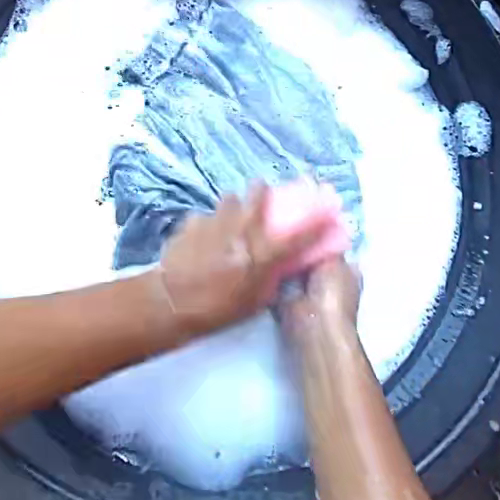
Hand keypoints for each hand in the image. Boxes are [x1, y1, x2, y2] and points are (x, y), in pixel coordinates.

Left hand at [155, 181, 348, 337]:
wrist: (172, 302)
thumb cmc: (218, 308)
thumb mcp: (255, 300)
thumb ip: (271, 276)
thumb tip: (282, 262)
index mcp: (260, 254)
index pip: (297, 235)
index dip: (316, 221)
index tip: (328, 210)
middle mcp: (241, 230)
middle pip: (258, 193)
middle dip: (261, 191)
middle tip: (262, 194)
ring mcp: (214, 221)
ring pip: (229, 199)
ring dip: (233, 205)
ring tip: (229, 217)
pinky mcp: (191, 222)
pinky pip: (205, 215)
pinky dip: (207, 223)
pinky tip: (203, 235)